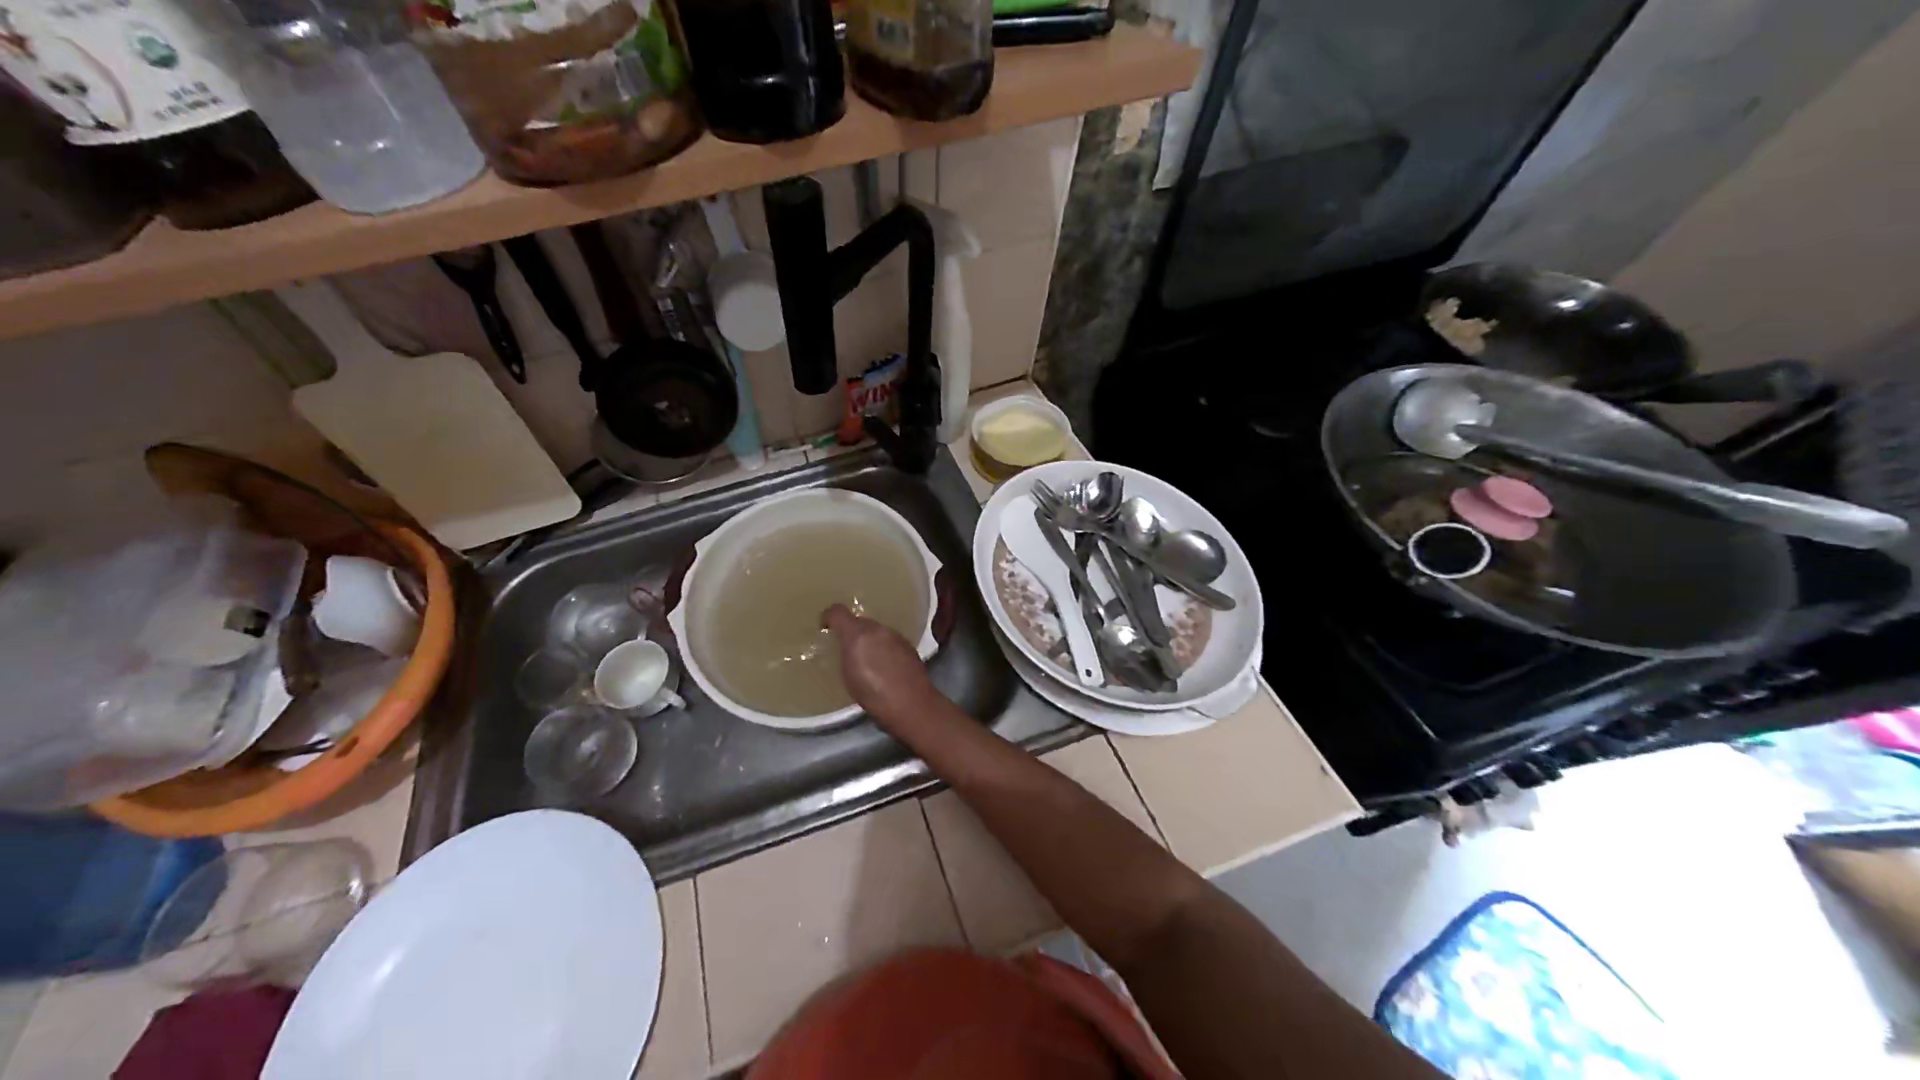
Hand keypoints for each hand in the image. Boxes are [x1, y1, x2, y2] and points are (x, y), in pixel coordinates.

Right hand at [822, 604, 937, 727]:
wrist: (911, 703)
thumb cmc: (873, 694)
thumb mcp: (848, 676)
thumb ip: (845, 654)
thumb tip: (845, 645)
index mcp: (857, 634)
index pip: (838, 612)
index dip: (829, 617)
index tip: (826, 627)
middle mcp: (877, 629)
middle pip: (860, 621)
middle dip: (852, 631)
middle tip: (848, 649)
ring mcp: (896, 636)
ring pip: (877, 630)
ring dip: (870, 639)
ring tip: (868, 658)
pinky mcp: (909, 646)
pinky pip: (890, 640)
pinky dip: (884, 647)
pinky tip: (885, 664)